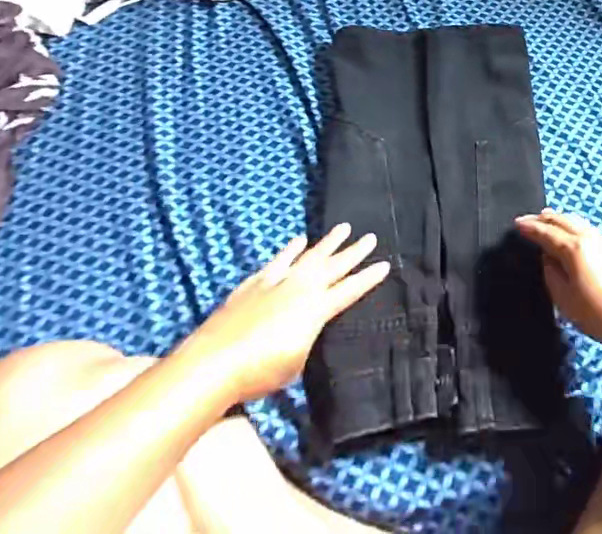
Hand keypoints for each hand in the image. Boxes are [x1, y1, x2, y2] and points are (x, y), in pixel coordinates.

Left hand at [182, 224, 389, 403]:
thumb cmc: (260, 372)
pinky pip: (280, 260)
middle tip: (370, 237)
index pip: (350, 290)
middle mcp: (302, 289)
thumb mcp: (296, 362)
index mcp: (317, 310)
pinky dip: (291, 250)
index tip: (385, 264)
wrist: (216, 361)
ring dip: (328, 242)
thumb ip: (307, 339)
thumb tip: (307, 326)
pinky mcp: (256, 282)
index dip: (369, 278)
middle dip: (354, 252)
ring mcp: (278, 282)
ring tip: (343, 228)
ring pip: (310, 256)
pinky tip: (298, 241)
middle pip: (334, 266)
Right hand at [514, 210, 601, 371]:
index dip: (530, 227)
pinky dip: (577, 227)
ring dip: (562, 220)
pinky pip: (591, 230)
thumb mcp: (564, 299)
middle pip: (564, 220)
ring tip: (551, 221)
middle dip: (545, 218)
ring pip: (579, 222)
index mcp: (574, 248)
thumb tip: (548, 256)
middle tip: (531, 219)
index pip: (546, 232)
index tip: (517, 223)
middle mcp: (591, 237)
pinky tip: (575, 235)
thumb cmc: (597, 315)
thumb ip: (551, 273)